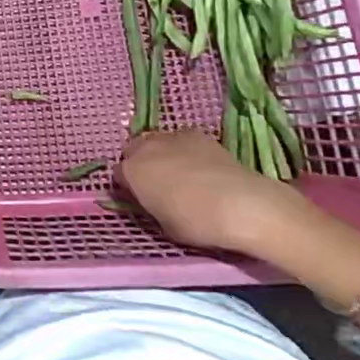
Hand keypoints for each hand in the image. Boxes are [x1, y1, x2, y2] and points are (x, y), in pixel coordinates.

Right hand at [119, 129, 302, 251]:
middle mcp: (146, 147)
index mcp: (132, 171)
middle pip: (133, 150)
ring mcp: (172, 136)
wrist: (240, 204)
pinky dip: (182, 150)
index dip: (127, 187)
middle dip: (139, 164)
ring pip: (156, 142)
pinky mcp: (197, 134)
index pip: (118, 175)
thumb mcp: (163, 225)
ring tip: (178, 174)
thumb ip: (149, 207)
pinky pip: (180, 140)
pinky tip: (198, 167)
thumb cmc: (196, 222)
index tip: (139, 199)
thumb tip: (151, 200)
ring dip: (160, 154)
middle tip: (155, 185)